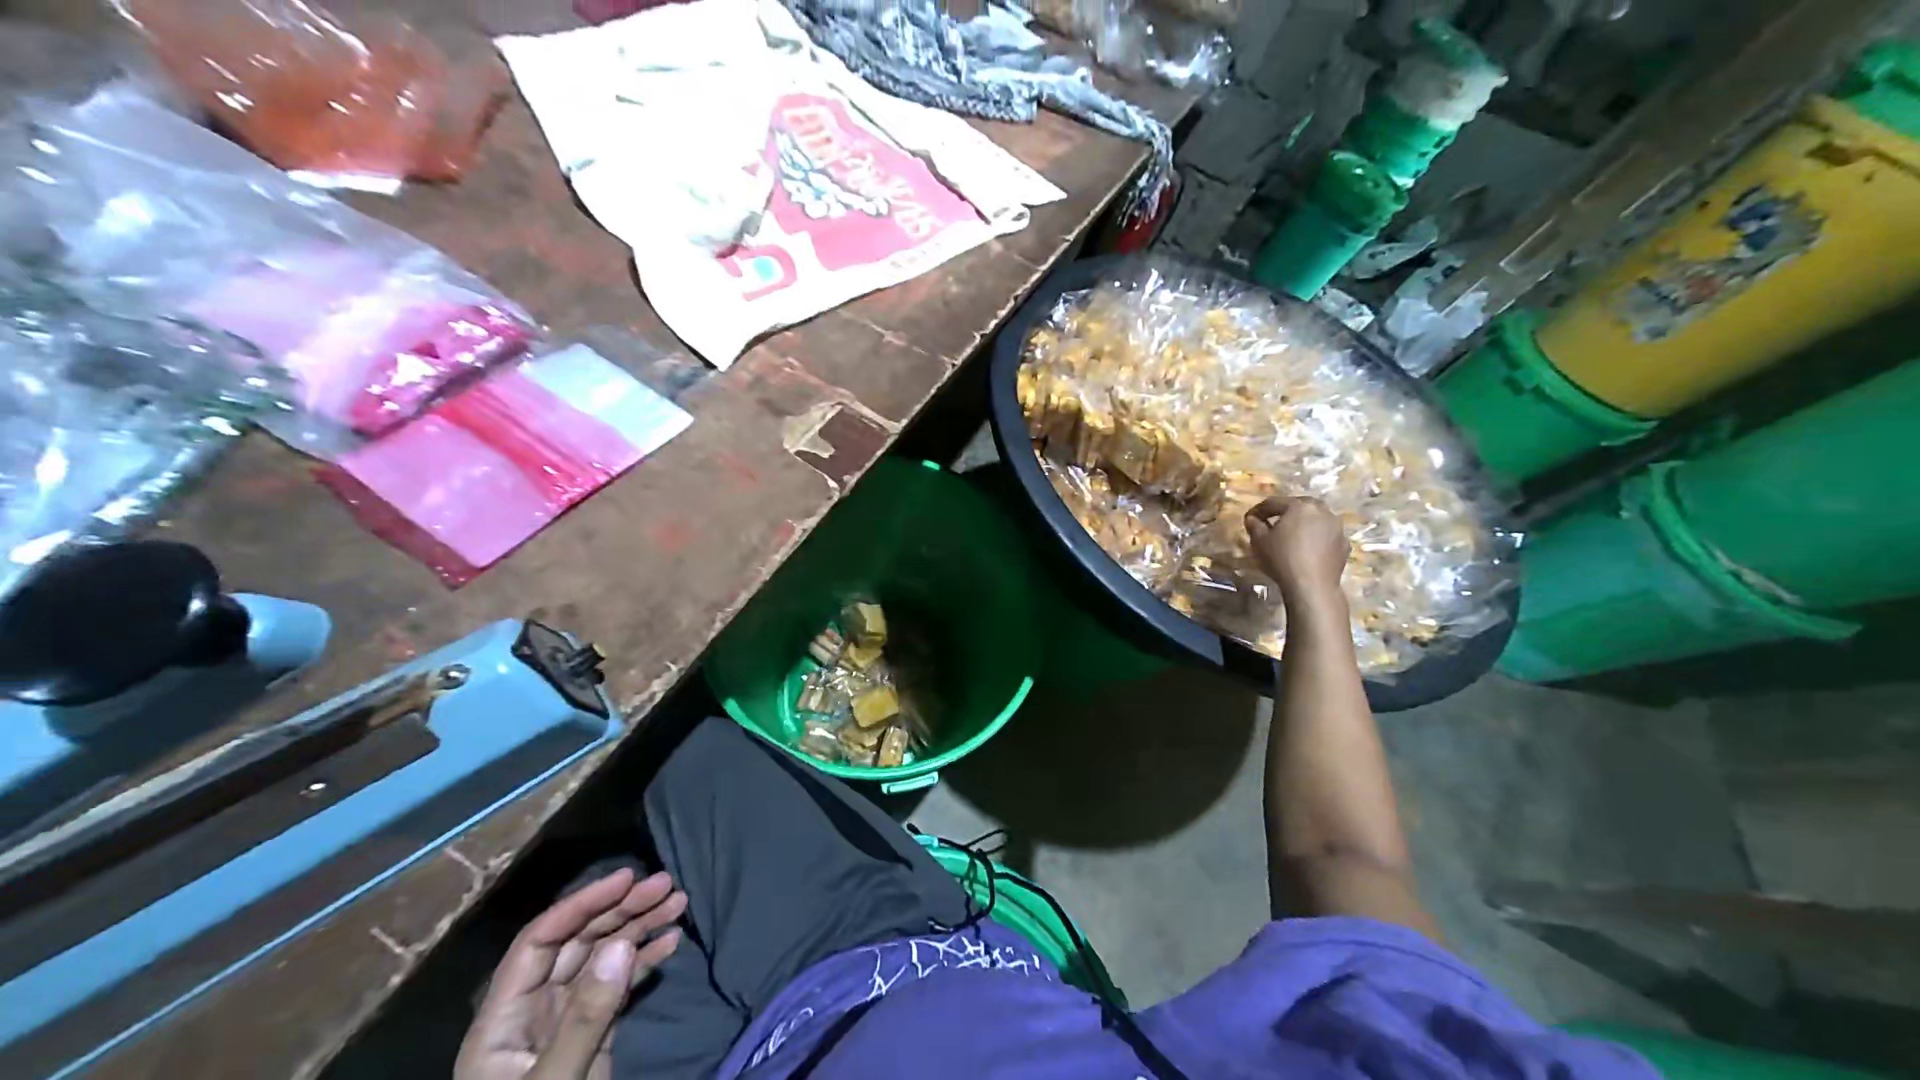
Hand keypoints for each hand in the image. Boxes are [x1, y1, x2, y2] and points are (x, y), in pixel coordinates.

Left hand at [455, 868, 687, 1079]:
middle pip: (577, 944)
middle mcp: (532, 1013)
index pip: (540, 942)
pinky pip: (618, 987)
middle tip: (667, 885)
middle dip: (621, 910)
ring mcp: (562, 1024)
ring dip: (639, 928)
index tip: (626, 878)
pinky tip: (671, 943)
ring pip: (602, 959)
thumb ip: (584, 1017)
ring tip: (678, 903)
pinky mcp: (590, 1038)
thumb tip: (619, 945)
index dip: (581, 904)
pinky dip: (644, 961)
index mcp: (503, 1020)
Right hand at [1245, 496, 1348, 605]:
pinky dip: (1316, 537)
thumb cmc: (1282, 559)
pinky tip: (1308, 549)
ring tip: (1292, 536)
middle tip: (1272, 523)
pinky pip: (1326, 534)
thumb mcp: (1259, 541)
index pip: (1273, 502)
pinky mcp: (1344, 543)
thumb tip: (1253, 518)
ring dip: (1303, 523)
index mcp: (1299, 506)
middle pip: (1299, 506)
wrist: (1312, 585)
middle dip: (1285, 512)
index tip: (1249, 519)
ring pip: (1316, 519)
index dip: (1258, 510)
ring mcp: (1337, 527)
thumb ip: (1254, 525)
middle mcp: (1322, 510)